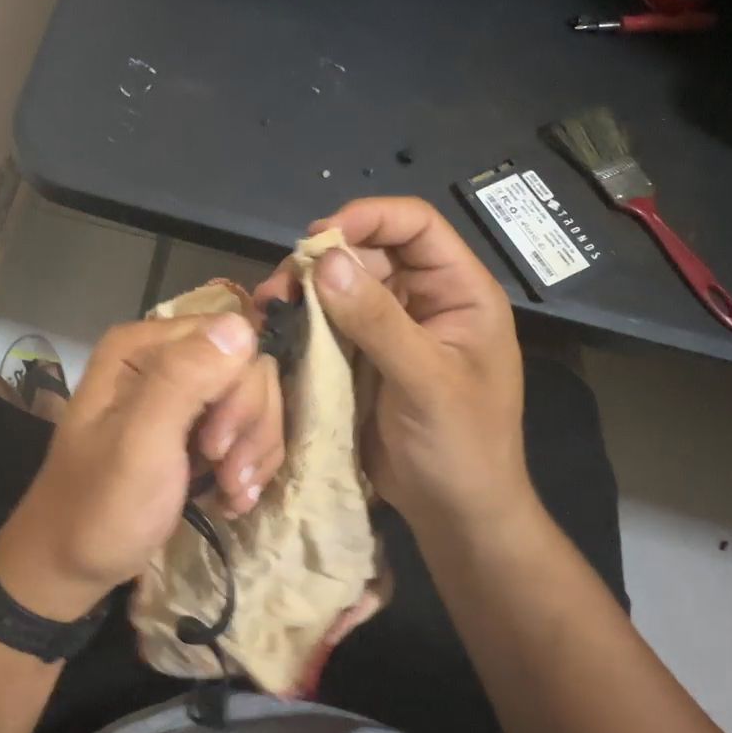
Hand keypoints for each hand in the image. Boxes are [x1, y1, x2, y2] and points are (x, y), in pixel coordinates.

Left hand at [0, 313, 272, 620]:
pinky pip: (247, 430)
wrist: (72, 565)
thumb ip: (183, 379)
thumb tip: (239, 326)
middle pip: (248, 371)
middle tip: (224, 475)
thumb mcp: (140, 442)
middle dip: (248, 428)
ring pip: (254, 402)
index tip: (216, 445)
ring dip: (252, 453)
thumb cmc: (101, 506)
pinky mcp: (194, 428)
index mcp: (141, 346)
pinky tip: (228, 497)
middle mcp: (163, 358)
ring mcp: (180, 394)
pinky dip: (247, 466)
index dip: (238, 392)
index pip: (231, 338)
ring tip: (228, 493)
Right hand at [255, 197, 534, 532]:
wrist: (455, 515)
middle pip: (368, 250)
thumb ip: (378, 320)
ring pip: (340, 283)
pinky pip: (327, 320)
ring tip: (270, 305)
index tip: (320, 237)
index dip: (369, 217)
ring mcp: (389, 326)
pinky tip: (274, 326)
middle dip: (323, 259)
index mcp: (459, 292)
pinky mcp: (360, 353)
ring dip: (303, 288)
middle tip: (281, 285)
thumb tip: (326, 260)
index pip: (416, 225)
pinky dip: (300, 318)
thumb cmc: (461, 447)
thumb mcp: (426, 381)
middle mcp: (423, 298)